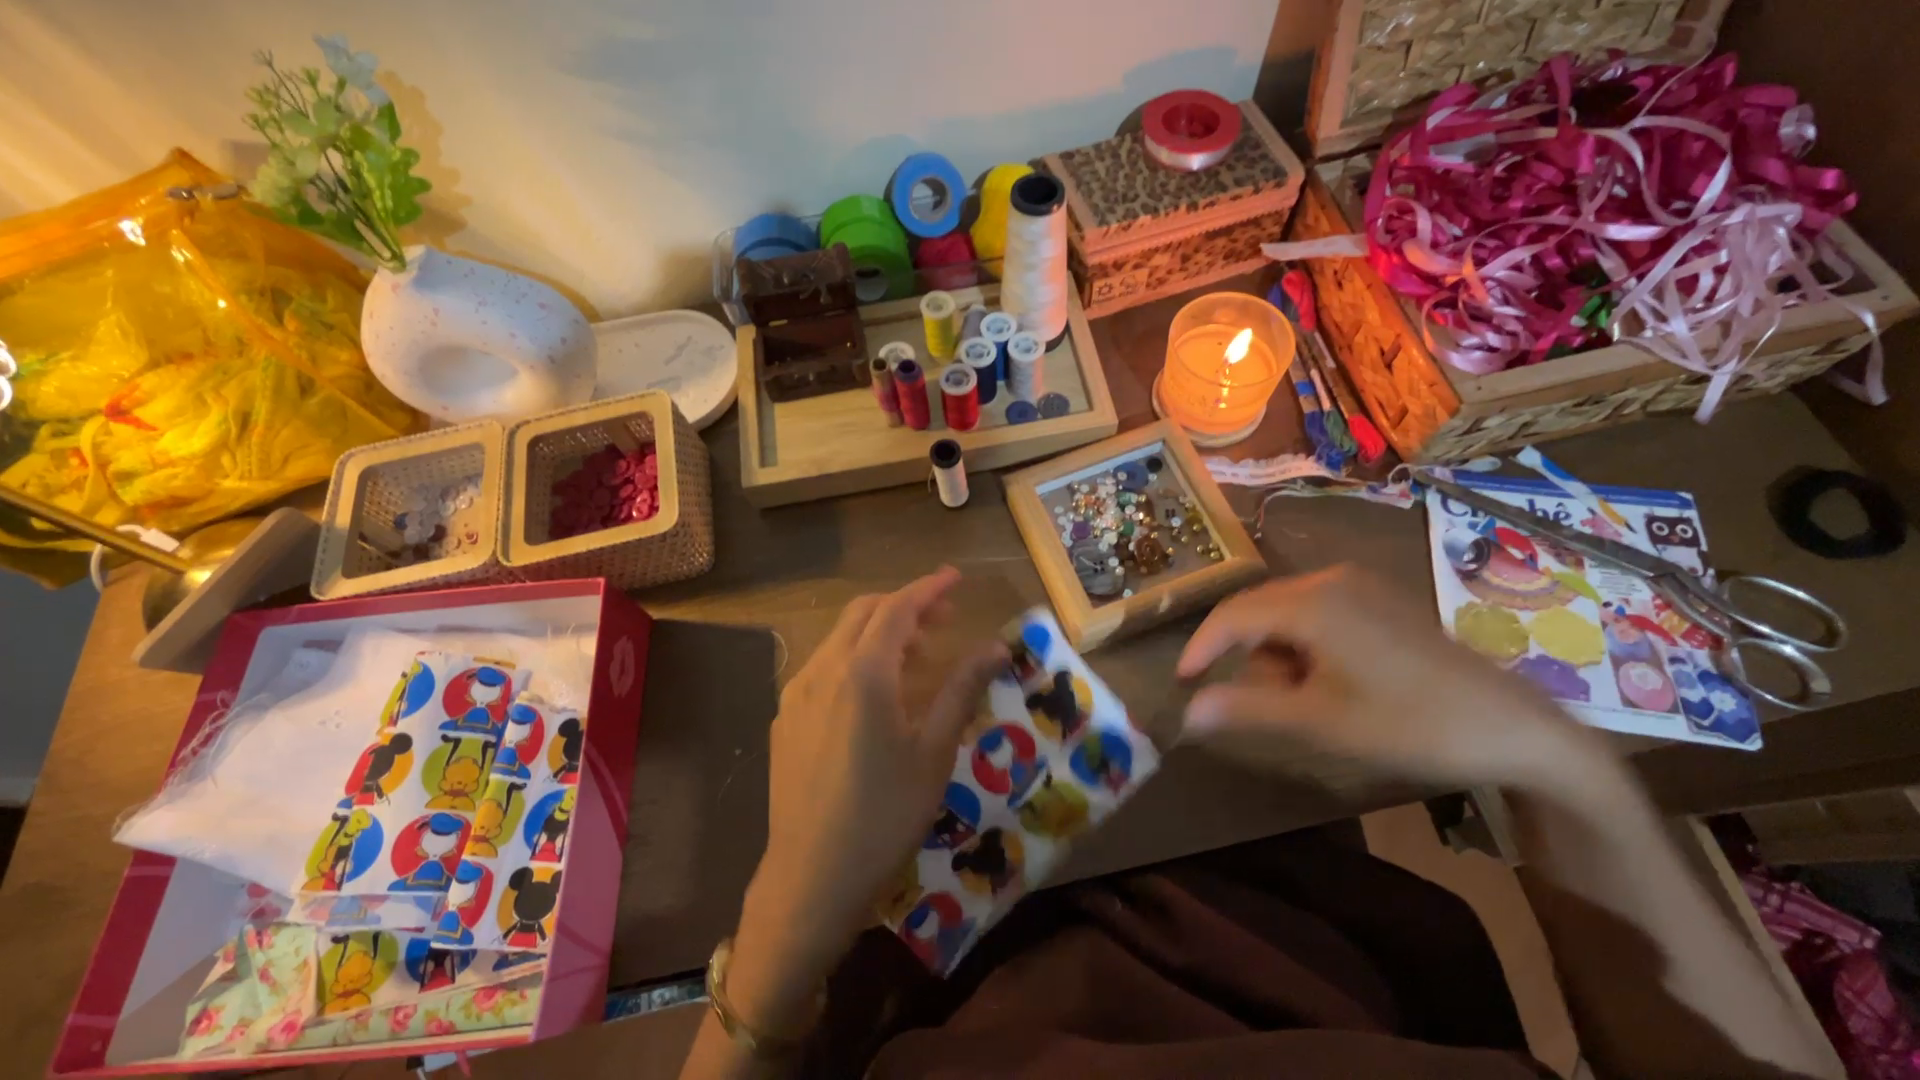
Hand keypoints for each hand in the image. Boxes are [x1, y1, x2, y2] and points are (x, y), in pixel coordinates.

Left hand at [728, 568, 1004, 1030]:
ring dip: (879, 633)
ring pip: (840, 640)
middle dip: (905, 606)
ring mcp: (796, 695)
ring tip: (918, 655)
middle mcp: (823, 670)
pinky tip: (876, 693)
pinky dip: (855, 660)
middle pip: (863, 614)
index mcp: (863, 672)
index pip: (899, 609)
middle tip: (945, 619)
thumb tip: (995, 647)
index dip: (929, 589)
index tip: (956, 577)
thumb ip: (962, 691)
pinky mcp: (784, 720)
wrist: (812, 874)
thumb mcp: (934, 752)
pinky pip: (823, 669)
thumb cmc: (885, 814)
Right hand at [1176, 566, 1607, 792]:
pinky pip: (1320, 614)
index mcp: (1312, 602)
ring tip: (1314, 702)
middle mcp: (1332, 580)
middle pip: (1259, 611)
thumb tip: (1187, 711)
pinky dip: (1309, 647)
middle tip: (1269, 707)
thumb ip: (1246, 709)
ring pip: (1288, 614)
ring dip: (1282, 657)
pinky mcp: (1383, 600)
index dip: (1201, 648)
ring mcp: (1362, 586)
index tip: (1182, 684)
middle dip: (1251, 658)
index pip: (1232, 615)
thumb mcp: (1319, 721)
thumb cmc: (1410, 724)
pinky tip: (1337, 684)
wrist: (1515, 727)